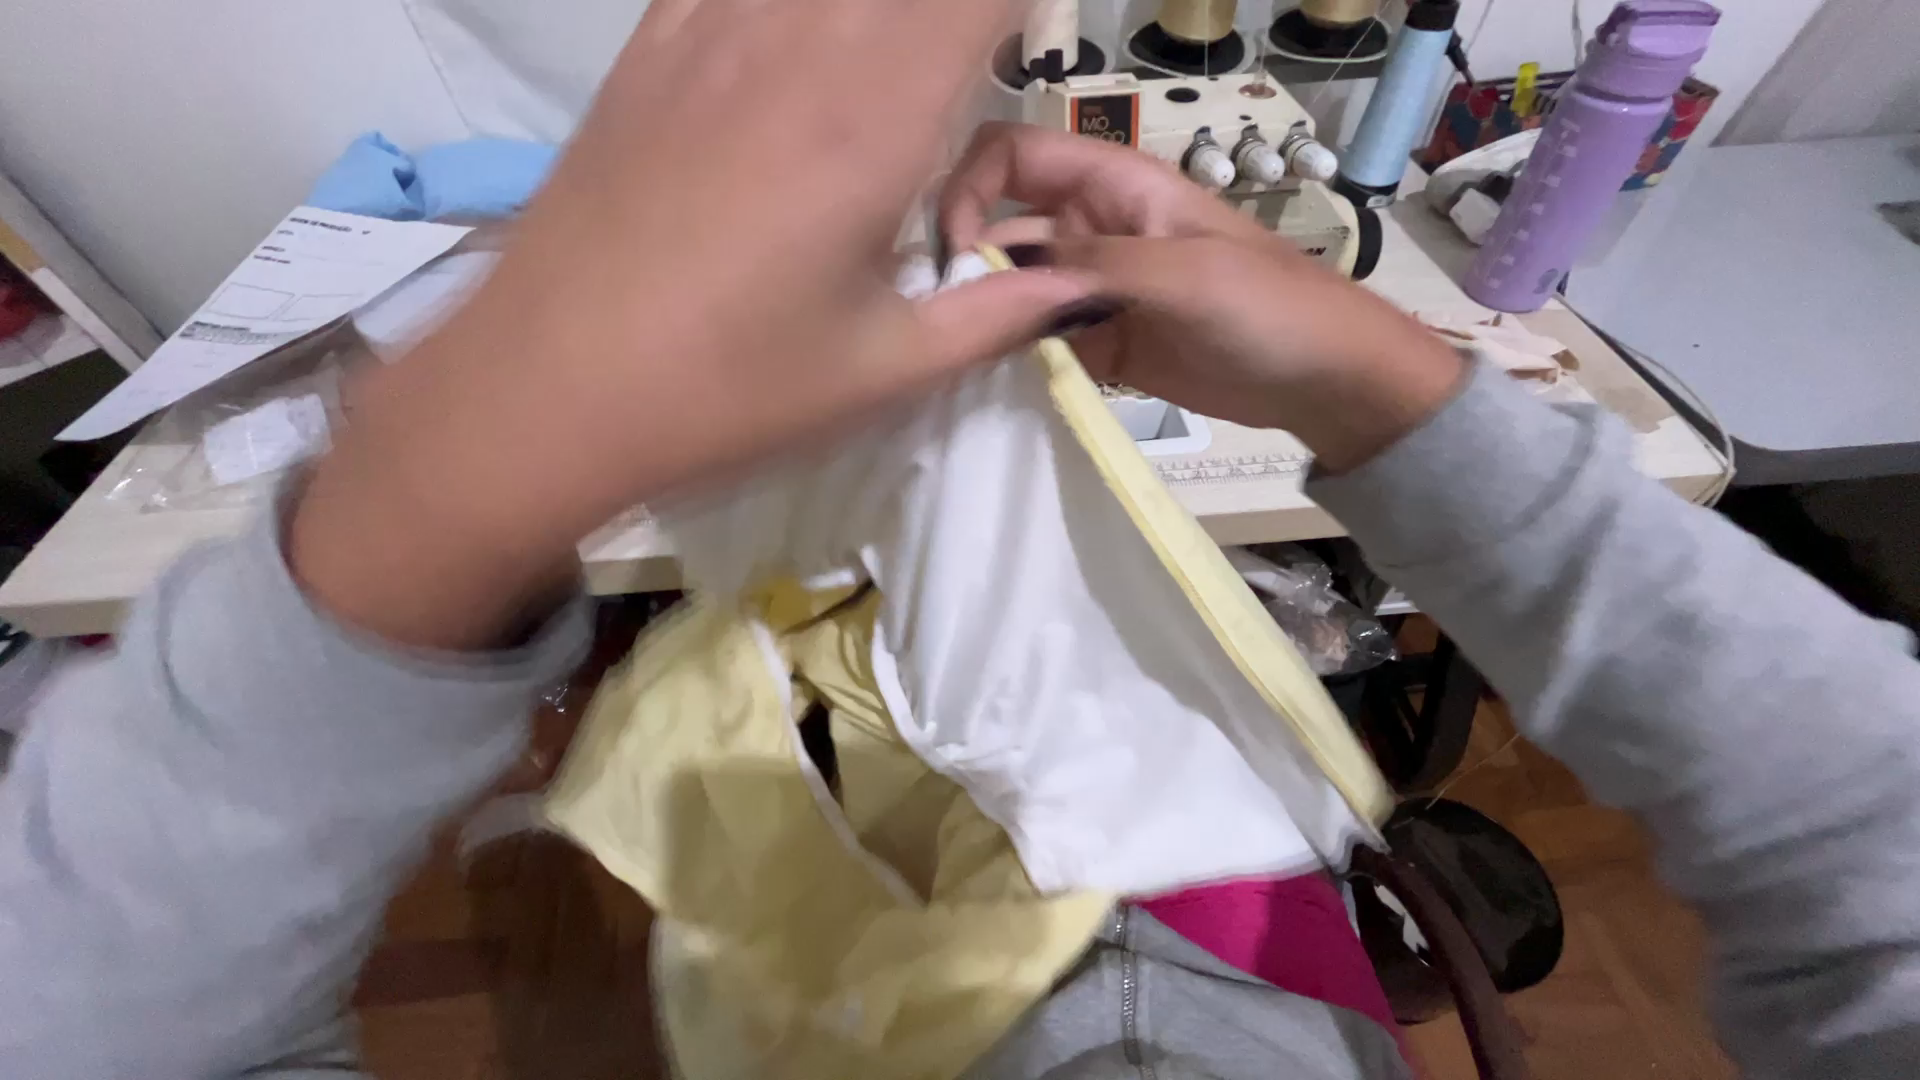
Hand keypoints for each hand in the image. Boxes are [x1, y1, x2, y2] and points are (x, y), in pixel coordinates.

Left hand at [288, 1, 1097, 647]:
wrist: (550, 390)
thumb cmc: (732, 393)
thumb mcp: (886, 370)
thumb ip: (1001, 313)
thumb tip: (1086, 286)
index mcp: (872, 115)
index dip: (1023, 5)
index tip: (1034, 47)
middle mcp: (798, 35)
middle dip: (962, 15)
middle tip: (972, 74)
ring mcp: (712, 22)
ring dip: (883, 18)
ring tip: (892, 91)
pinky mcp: (654, 40)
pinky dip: (802, 10)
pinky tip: (809, 54)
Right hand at [940, 122, 1465, 472]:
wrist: (1317, 379)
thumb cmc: (1269, 306)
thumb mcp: (1184, 272)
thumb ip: (1094, 263)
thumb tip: (1004, 266)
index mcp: (1115, 187)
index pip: (1017, 157)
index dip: (972, 187)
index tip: (953, 250)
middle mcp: (1091, 231)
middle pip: (1004, 228)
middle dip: (970, 263)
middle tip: (947, 321)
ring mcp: (1091, 292)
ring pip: (1015, 288)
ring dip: (987, 312)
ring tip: (957, 352)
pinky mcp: (1096, 343)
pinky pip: (1038, 339)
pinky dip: (1012, 352)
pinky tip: (988, 374)